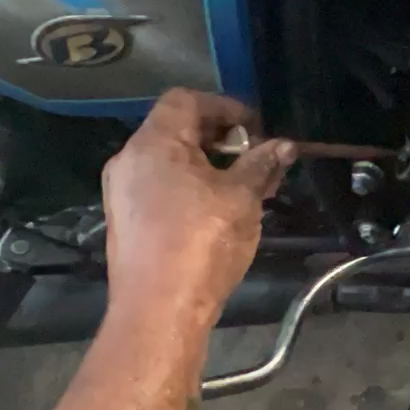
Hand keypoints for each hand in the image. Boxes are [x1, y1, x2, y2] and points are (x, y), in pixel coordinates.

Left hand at [102, 89, 296, 329]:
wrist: (160, 308)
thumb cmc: (202, 243)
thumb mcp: (242, 197)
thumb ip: (262, 164)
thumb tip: (285, 145)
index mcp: (153, 145)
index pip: (185, 100)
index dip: (225, 105)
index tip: (256, 127)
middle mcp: (130, 161)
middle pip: (177, 128)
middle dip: (223, 136)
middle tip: (259, 156)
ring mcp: (124, 191)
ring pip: (172, 159)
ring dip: (212, 162)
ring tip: (248, 184)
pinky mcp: (128, 218)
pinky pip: (163, 184)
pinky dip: (194, 183)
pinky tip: (223, 207)